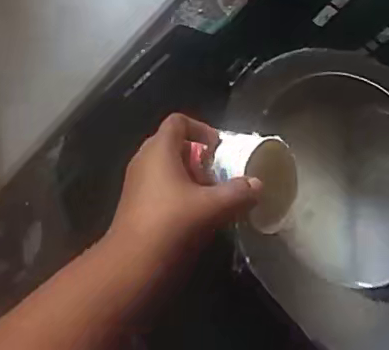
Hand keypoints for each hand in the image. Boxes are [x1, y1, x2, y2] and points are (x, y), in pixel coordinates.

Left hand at [101, 114, 261, 272]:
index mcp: (159, 148)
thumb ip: (236, 193)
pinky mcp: (133, 204)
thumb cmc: (171, 224)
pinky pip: (159, 186)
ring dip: (189, 178)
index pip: (178, 121)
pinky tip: (193, 218)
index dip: (201, 129)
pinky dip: (177, 193)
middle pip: (174, 144)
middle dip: (199, 158)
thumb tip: (257, 184)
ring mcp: (136, 181)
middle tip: (219, 177)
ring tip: (210, 200)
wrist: (131, 267)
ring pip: (167, 168)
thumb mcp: (211, 208)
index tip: (220, 149)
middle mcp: (144, 158)